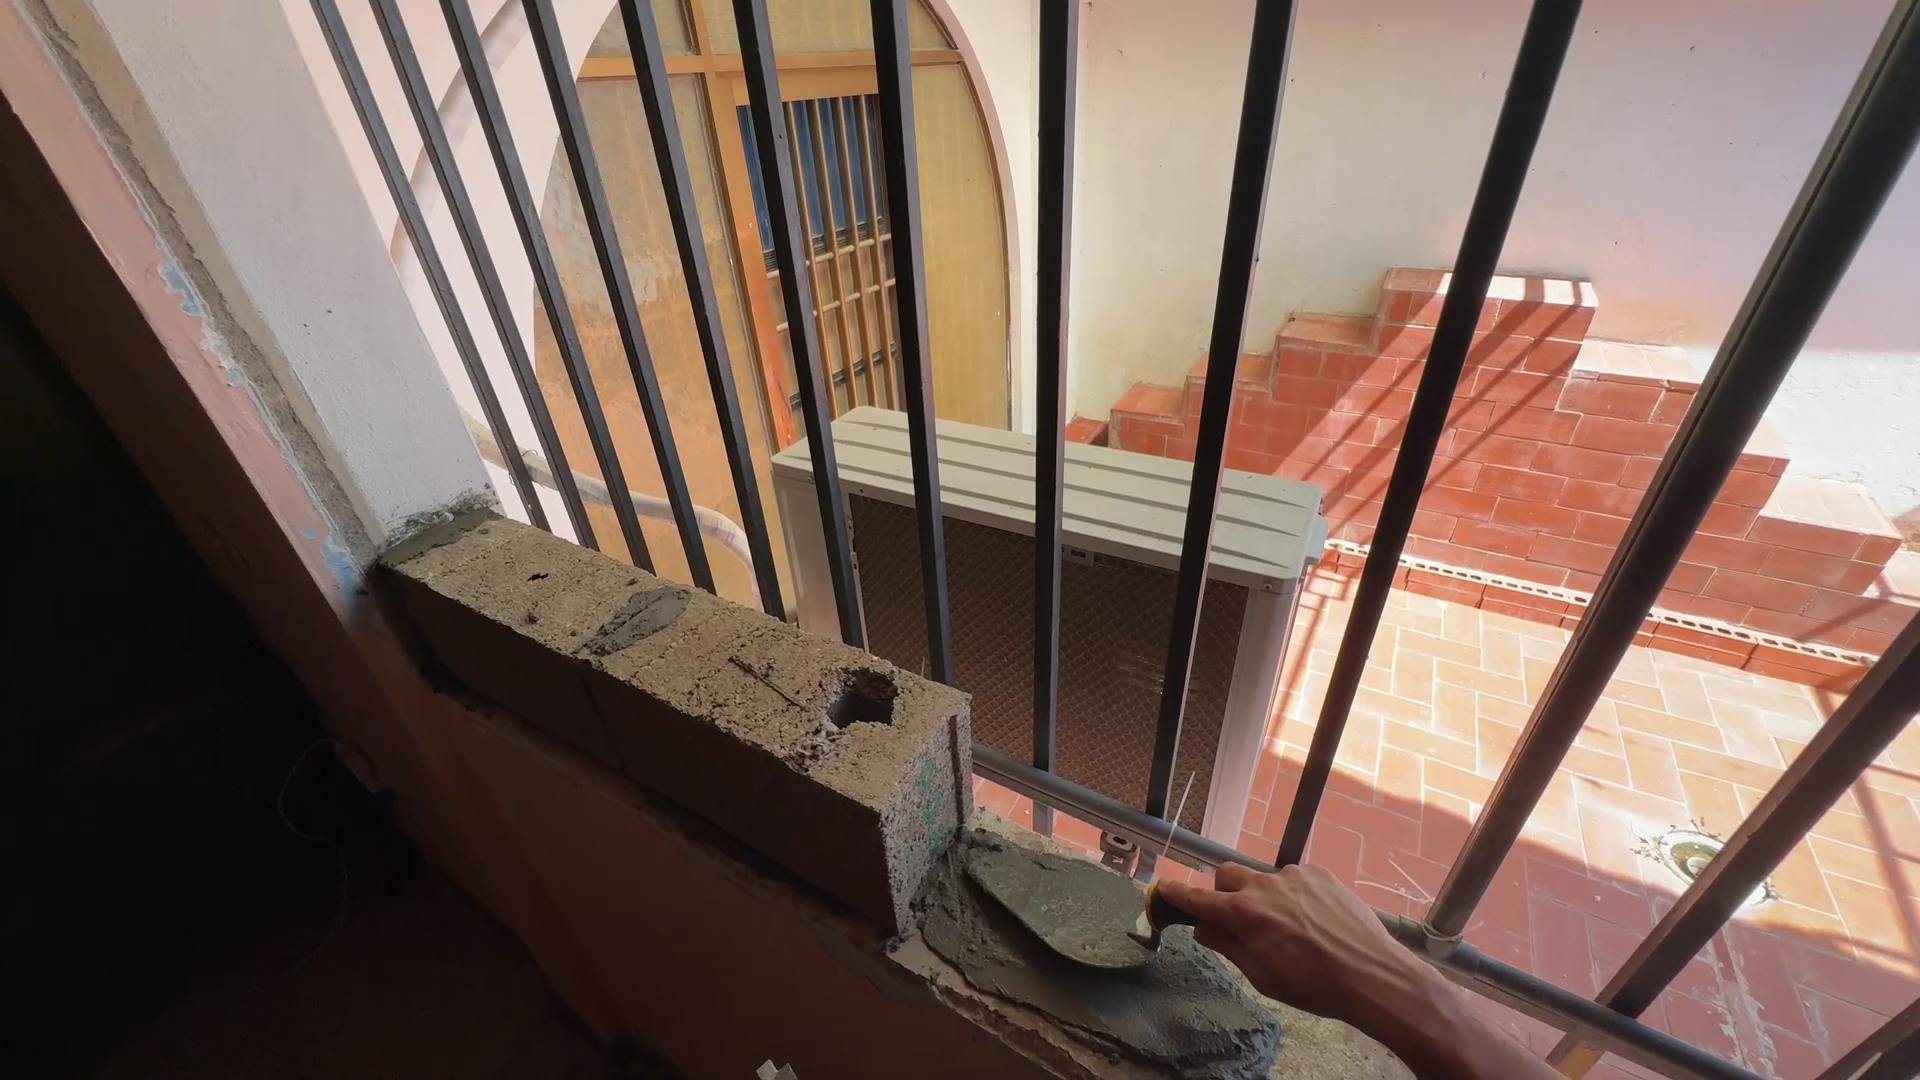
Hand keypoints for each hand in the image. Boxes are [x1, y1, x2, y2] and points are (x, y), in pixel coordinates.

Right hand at [1159, 862, 1426, 1023]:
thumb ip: (1228, 946)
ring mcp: (1292, 875)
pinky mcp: (1318, 873)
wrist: (1375, 977)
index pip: (1198, 899)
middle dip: (1226, 892)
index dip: (1176, 894)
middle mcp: (1262, 886)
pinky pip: (1295, 879)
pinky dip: (1297, 895)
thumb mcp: (1263, 976)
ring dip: (1267, 897)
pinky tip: (1317, 920)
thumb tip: (1203, 927)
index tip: (1162, 889)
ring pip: (1264, 879)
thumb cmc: (1315, 986)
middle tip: (1241, 917)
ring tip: (1294, 928)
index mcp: (1244, 914)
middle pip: (1226, 875)